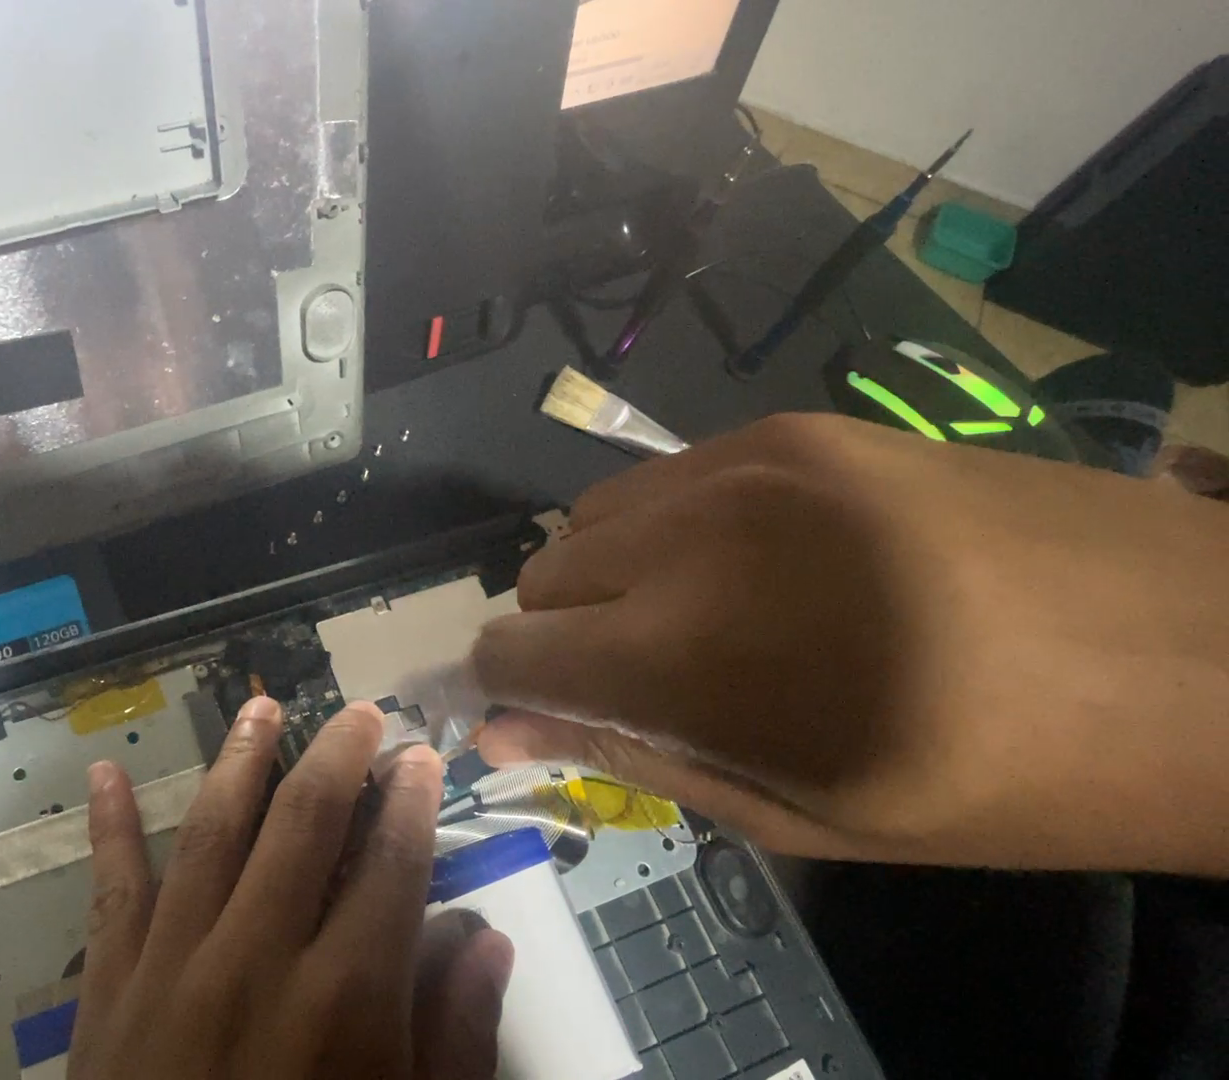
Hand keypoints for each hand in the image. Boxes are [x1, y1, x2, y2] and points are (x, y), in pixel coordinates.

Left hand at [71, 698, 514, 1079]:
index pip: (392, 867)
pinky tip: (105, 772)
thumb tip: (484, 938)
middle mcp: (258, 959)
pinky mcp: (109, 987)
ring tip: (261, 706)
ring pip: (214, 831)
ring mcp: (173, 964)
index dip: (412, 804)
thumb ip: (456, 1039)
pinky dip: (109, 827)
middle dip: (337, 758)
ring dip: (241, 760)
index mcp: (344, 1001)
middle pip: (305, 825)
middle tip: (357, 714)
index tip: (421, 759)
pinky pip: (111, 888)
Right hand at [471, 414, 1228, 876]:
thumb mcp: (796, 808)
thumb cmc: (993, 778)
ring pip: (587, 522)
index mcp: (690, 656)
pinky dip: (663, 530)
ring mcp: (738, 466)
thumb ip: (626, 756)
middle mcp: (689, 540)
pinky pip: (658, 481)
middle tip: (648, 680)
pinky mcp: (785, 427)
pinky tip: (745, 560)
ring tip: (698, 616)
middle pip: (540, 580)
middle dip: (566, 638)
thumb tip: (500, 734)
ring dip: (608, 578)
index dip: (505, 689)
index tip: (536, 713)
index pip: (512, 653)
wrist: (1212, 649)